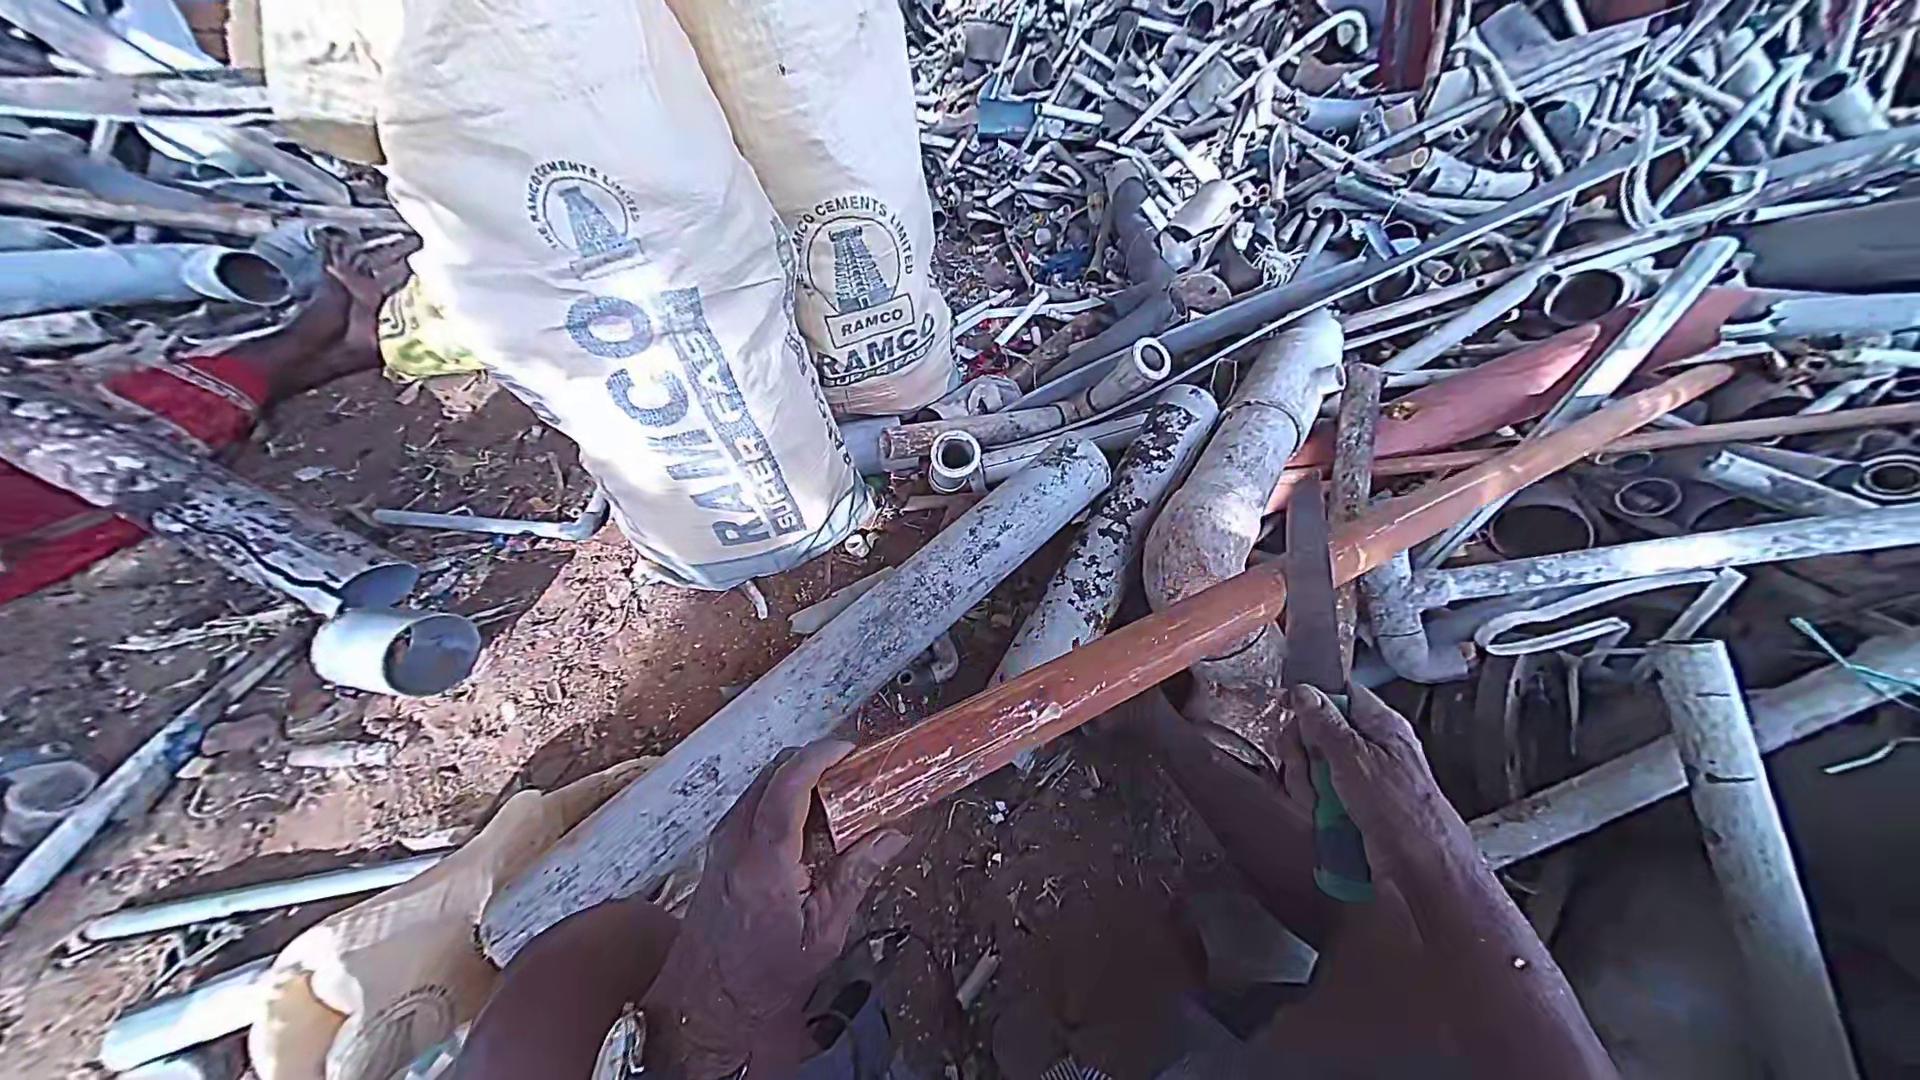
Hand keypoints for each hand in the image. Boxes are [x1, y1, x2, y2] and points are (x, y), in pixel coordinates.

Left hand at [642, 741, 908, 1078]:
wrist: (705, 1006)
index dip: (820, 758)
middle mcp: (735, 842)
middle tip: (852, 773)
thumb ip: (858, 874)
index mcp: (763, 865)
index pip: (787, 788)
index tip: (848, 751)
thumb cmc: (760, 979)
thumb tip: (892, 835)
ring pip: (765, 779)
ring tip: (836, 797)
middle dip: (817, 762)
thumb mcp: (824, 933)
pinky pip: (756, 797)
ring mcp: (723, 839)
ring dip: (802, 776)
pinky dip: (786, 792)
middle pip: (776, 772)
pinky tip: (810, 820)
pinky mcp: (721, 843)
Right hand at [1267, 684, 1475, 878]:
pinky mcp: (1347, 804)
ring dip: (1303, 780)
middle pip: (1314, 729)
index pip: (1339, 693)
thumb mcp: (1356, 759)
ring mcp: (1357, 777)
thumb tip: (1303, 691)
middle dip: (1300, 750)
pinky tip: (1317, 812)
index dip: (1311, 698)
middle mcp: (1369, 748)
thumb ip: (1325, 723)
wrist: (1424, 877)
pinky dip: (1308, 799)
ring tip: (1319, 801)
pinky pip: (1313, 788)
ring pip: (1309, 761)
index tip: (1288, 709)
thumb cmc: (1403, 814)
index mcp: (1381, 726)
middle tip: (1306, 767)